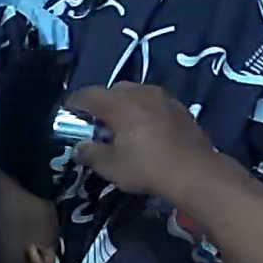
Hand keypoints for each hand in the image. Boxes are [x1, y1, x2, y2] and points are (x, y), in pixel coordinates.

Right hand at [67, 83, 231, 203]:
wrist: (195, 172)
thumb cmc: (147, 167)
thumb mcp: (111, 166)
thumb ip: (90, 153)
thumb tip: (80, 148)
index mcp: (120, 103)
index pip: (88, 95)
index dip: (74, 103)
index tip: (67, 113)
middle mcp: (142, 93)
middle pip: (114, 90)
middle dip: (102, 103)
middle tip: (96, 122)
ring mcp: (164, 98)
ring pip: (137, 94)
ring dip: (126, 106)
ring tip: (122, 125)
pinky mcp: (181, 109)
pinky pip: (155, 104)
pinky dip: (145, 112)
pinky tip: (146, 130)